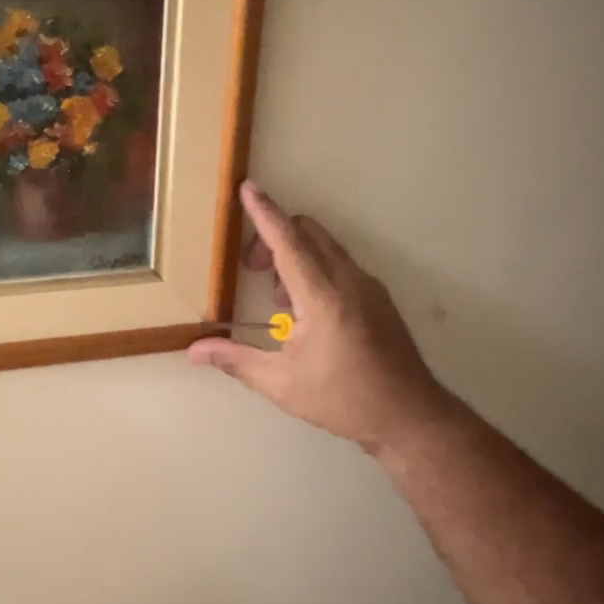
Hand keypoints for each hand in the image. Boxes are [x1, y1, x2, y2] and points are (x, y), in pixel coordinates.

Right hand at [189, 181, 452, 452]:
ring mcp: (368, 286)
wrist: (409, 416)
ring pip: (326, 247)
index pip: (288, 242)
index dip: (264, 213)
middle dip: (274, 235)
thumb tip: (194, 350)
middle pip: (308, 232)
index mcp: (323, 297)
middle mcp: (349, 281)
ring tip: (278, 300)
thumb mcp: (282, 384)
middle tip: (251, 268)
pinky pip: (341, 264)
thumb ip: (236, 360)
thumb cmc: (343, 399)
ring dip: (296, 255)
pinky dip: (316, 269)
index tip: (247, 188)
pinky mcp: (379, 297)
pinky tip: (306, 313)